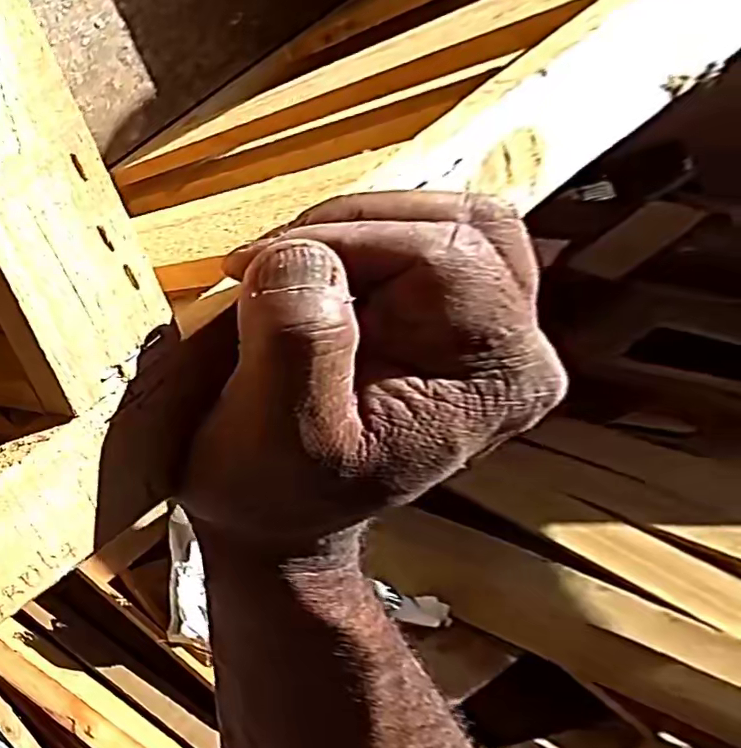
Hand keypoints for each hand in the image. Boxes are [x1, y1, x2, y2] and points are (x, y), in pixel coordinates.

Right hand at [179, 192, 566, 553]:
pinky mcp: (425, 332)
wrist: (270, 523)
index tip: (247, 267)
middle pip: (460, 224)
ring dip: (347, 231)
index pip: (441, 251)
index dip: (339, 239)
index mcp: (489, 374)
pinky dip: (344, 250)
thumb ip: (296, 345)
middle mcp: (501, 348)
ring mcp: (468, 337)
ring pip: (440, 228)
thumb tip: (295, 256)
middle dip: (348, 225)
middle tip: (263, 260)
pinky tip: (293, 281)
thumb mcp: (274, 435)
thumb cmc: (265, 493)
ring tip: (275, 266)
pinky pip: (408, 255)